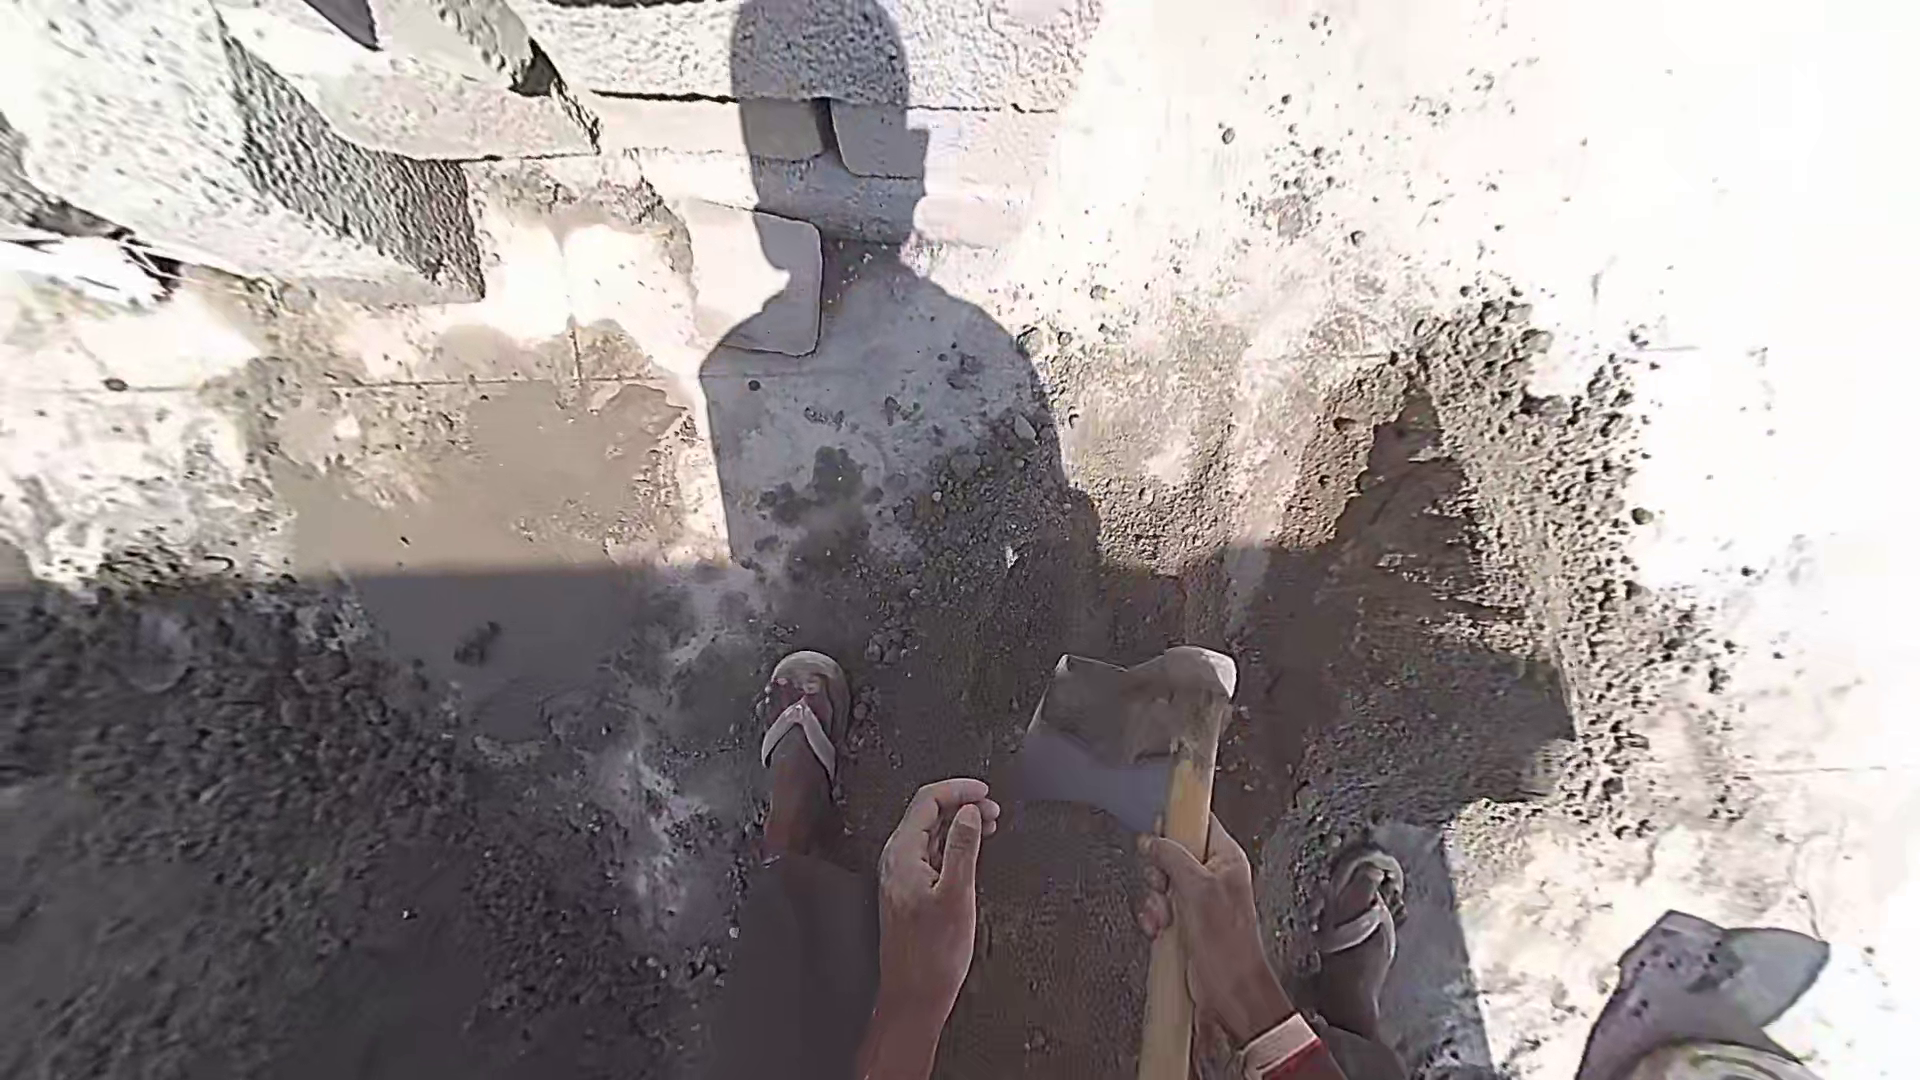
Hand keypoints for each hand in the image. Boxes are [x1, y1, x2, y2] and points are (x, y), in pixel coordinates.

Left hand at [858, 779, 999, 1079]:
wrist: (914, 998)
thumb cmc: (931, 956)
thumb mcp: (955, 894)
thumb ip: (962, 847)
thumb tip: (969, 811)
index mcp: (903, 852)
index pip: (928, 800)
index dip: (958, 789)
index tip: (983, 791)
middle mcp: (898, 857)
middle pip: (929, 811)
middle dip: (961, 802)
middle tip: (990, 807)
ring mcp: (903, 872)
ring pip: (932, 829)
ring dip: (959, 820)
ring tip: (987, 821)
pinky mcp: (911, 886)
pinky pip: (933, 848)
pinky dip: (954, 839)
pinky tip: (972, 846)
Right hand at [1137, 813, 1294, 1044]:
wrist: (1231, 996)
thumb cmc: (1230, 946)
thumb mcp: (1197, 889)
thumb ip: (1171, 857)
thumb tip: (1151, 841)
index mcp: (1225, 858)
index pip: (1199, 821)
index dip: (1177, 821)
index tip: (1160, 829)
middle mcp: (1212, 874)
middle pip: (1171, 850)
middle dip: (1159, 869)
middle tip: (1163, 883)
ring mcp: (1197, 897)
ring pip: (1161, 878)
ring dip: (1155, 898)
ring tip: (1165, 915)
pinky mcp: (1184, 918)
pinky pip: (1158, 904)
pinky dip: (1154, 915)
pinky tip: (1160, 928)